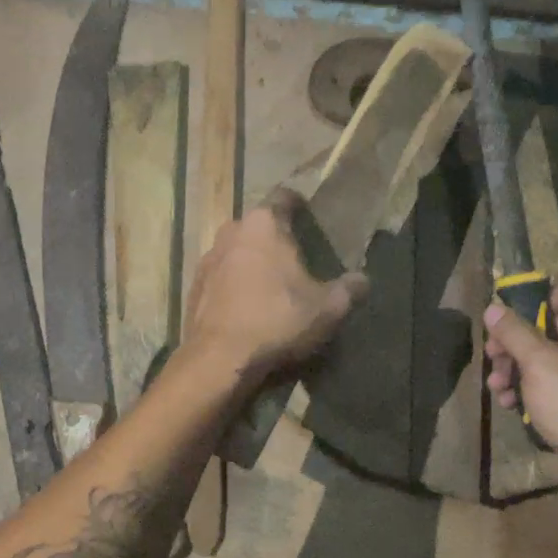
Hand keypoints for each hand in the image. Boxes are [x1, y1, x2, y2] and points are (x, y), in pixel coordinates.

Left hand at [183, 189, 367, 379]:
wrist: (218, 360)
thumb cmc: (277, 321)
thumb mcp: (326, 309)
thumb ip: (348, 290)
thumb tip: (363, 280)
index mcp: (264, 224)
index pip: (285, 198)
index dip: (300, 206)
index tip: (311, 217)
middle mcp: (232, 231)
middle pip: (259, 226)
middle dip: (276, 239)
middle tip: (297, 260)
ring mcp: (208, 259)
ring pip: (238, 252)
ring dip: (253, 264)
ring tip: (272, 288)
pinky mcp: (194, 288)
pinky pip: (222, 279)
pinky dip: (235, 288)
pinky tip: (248, 310)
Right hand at [484, 283, 557, 467]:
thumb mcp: (536, 362)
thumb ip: (513, 331)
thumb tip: (492, 308)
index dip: (532, 302)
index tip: (506, 323)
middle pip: (550, 325)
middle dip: (515, 343)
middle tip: (492, 358)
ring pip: (548, 354)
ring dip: (517, 368)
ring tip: (497, 387)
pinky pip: (556, 377)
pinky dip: (532, 385)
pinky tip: (510, 403)